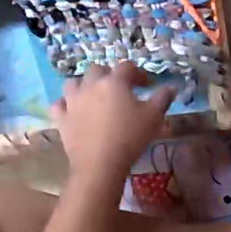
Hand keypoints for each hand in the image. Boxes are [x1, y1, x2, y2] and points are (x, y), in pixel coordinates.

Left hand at [52, 62, 173, 178]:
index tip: (147, 85)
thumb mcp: (154, 117)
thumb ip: (163, 98)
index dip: (138, 73)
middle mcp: (91, 85)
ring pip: (74, 82)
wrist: (100, 164)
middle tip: (120, 89)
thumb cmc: (130, 138)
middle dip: (109, 75)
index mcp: (114, 82)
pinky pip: (59, 104)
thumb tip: (171, 87)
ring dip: (84, 85)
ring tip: (94, 96)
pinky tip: (74, 110)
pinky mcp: (62, 118)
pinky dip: (66, 104)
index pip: (127, 67)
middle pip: (98, 69)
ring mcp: (73, 101)